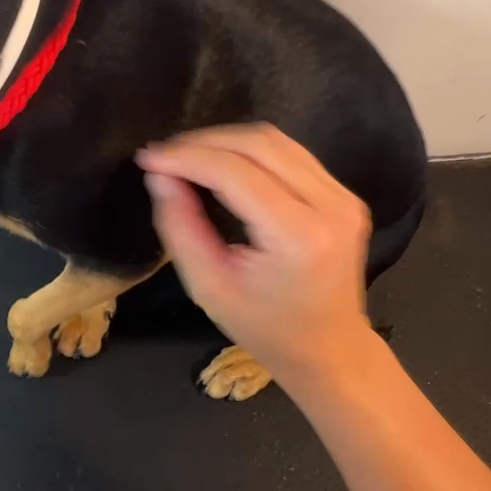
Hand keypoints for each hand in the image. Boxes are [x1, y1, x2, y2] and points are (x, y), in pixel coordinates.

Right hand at [136, 124, 376, 386]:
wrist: (329, 350)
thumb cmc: (264, 327)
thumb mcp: (208, 286)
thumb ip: (180, 226)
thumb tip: (159, 176)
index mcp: (298, 236)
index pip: (235, 172)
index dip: (186, 158)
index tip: (146, 158)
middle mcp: (329, 206)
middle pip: (257, 144)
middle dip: (202, 142)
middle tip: (162, 155)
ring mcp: (343, 196)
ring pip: (274, 140)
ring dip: (224, 140)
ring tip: (185, 156)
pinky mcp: (343, 194)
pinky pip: (289, 152)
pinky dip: (248, 150)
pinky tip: (220, 162)